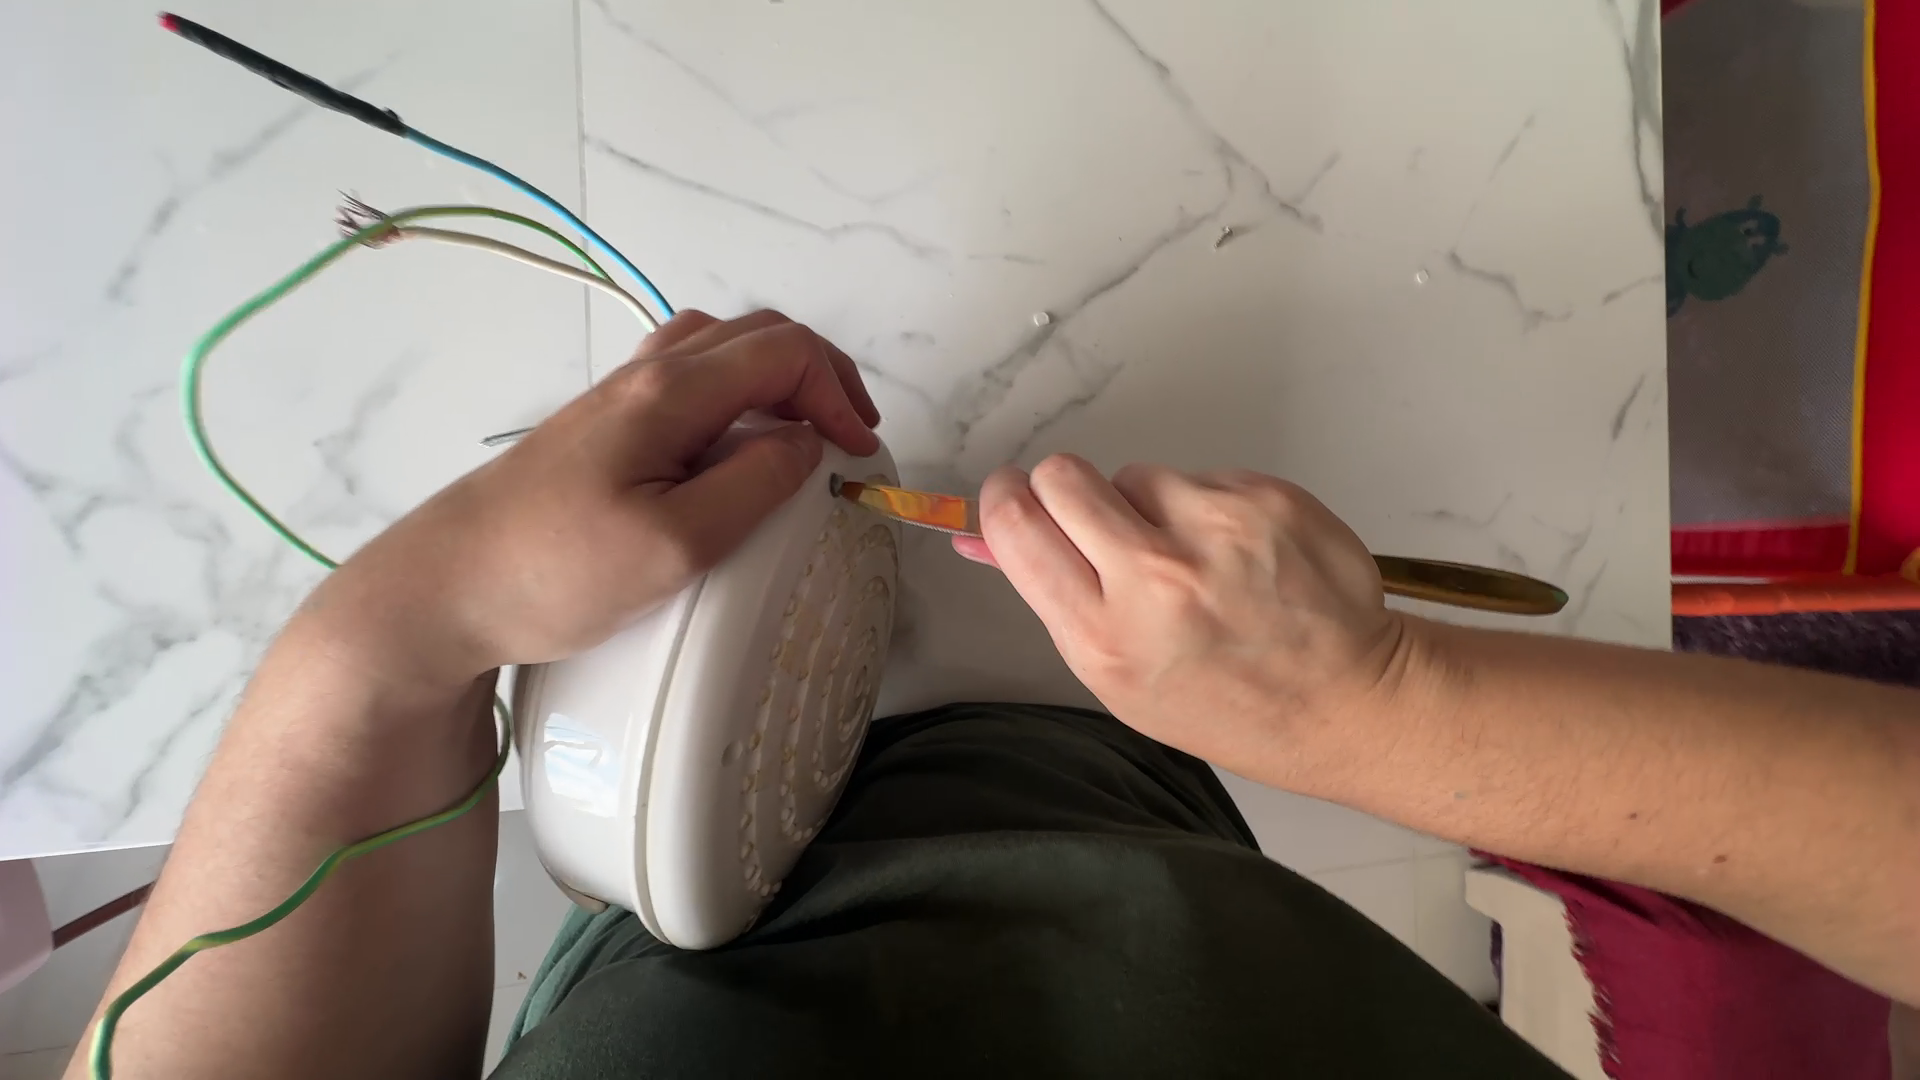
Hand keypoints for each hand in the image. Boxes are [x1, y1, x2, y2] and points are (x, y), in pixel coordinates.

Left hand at [303, 309, 881, 692]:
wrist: (442, 592)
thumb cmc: (560, 572)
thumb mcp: (680, 544)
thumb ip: (755, 482)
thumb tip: (803, 442)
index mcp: (670, 393)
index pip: (783, 352)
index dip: (838, 392)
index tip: (860, 451)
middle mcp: (646, 375)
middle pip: (756, 334)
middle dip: (820, 374)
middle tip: (849, 431)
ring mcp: (620, 397)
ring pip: (721, 348)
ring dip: (780, 377)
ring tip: (806, 428)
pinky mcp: (605, 426)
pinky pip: (691, 379)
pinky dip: (741, 392)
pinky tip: (738, 439)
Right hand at [954, 456, 1409, 786]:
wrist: (1342, 703)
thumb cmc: (1214, 702)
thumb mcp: (1111, 672)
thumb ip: (1049, 593)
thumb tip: (978, 534)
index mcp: (1104, 634)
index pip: (1017, 525)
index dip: (1004, 500)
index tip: (1013, 496)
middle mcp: (1156, 577)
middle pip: (1062, 475)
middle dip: (1064, 490)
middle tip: (1099, 524)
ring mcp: (1218, 530)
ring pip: (1135, 473)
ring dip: (1146, 505)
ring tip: (1189, 558)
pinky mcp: (1267, 498)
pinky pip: (1199, 476)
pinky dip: (1204, 506)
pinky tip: (1235, 552)